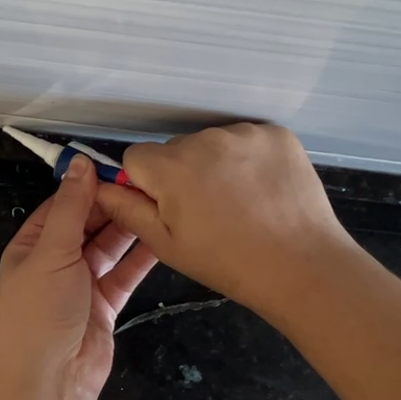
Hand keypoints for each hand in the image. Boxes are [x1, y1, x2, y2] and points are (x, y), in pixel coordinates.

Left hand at [0, 157, 158, 399]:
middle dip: (113, 206)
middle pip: (87, 223)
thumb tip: (80, 164)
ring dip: (130, 228)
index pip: (61, 205)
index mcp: (31, 245)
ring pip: (108, 247)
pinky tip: (163, 237)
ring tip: (161, 204)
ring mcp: (80, 283)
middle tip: (150, 184)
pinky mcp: (104, 303)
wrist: (51, 380)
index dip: (88, 186)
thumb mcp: (51, 253)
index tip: (120, 167)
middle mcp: (53, 260)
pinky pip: (124, 273)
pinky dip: (140, 257)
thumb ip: (70, 208)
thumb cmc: (41, 311)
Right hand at [94, 123, 357, 313]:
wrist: (302, 266)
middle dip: (182, 173)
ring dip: (216, 164)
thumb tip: (98, 185)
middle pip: (175, 149)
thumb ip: (127, 209)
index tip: (169, 208)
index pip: (136, 157)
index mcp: (170, 166)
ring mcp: (243, 133)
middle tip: (207, 211)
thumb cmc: (226, 261)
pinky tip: (262, 189)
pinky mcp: (276, 134)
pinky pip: (247, 140)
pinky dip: (249, 159)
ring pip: (211, 143)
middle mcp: (203, 139)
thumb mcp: (166, 244)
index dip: (146, 184)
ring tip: (239, 202)